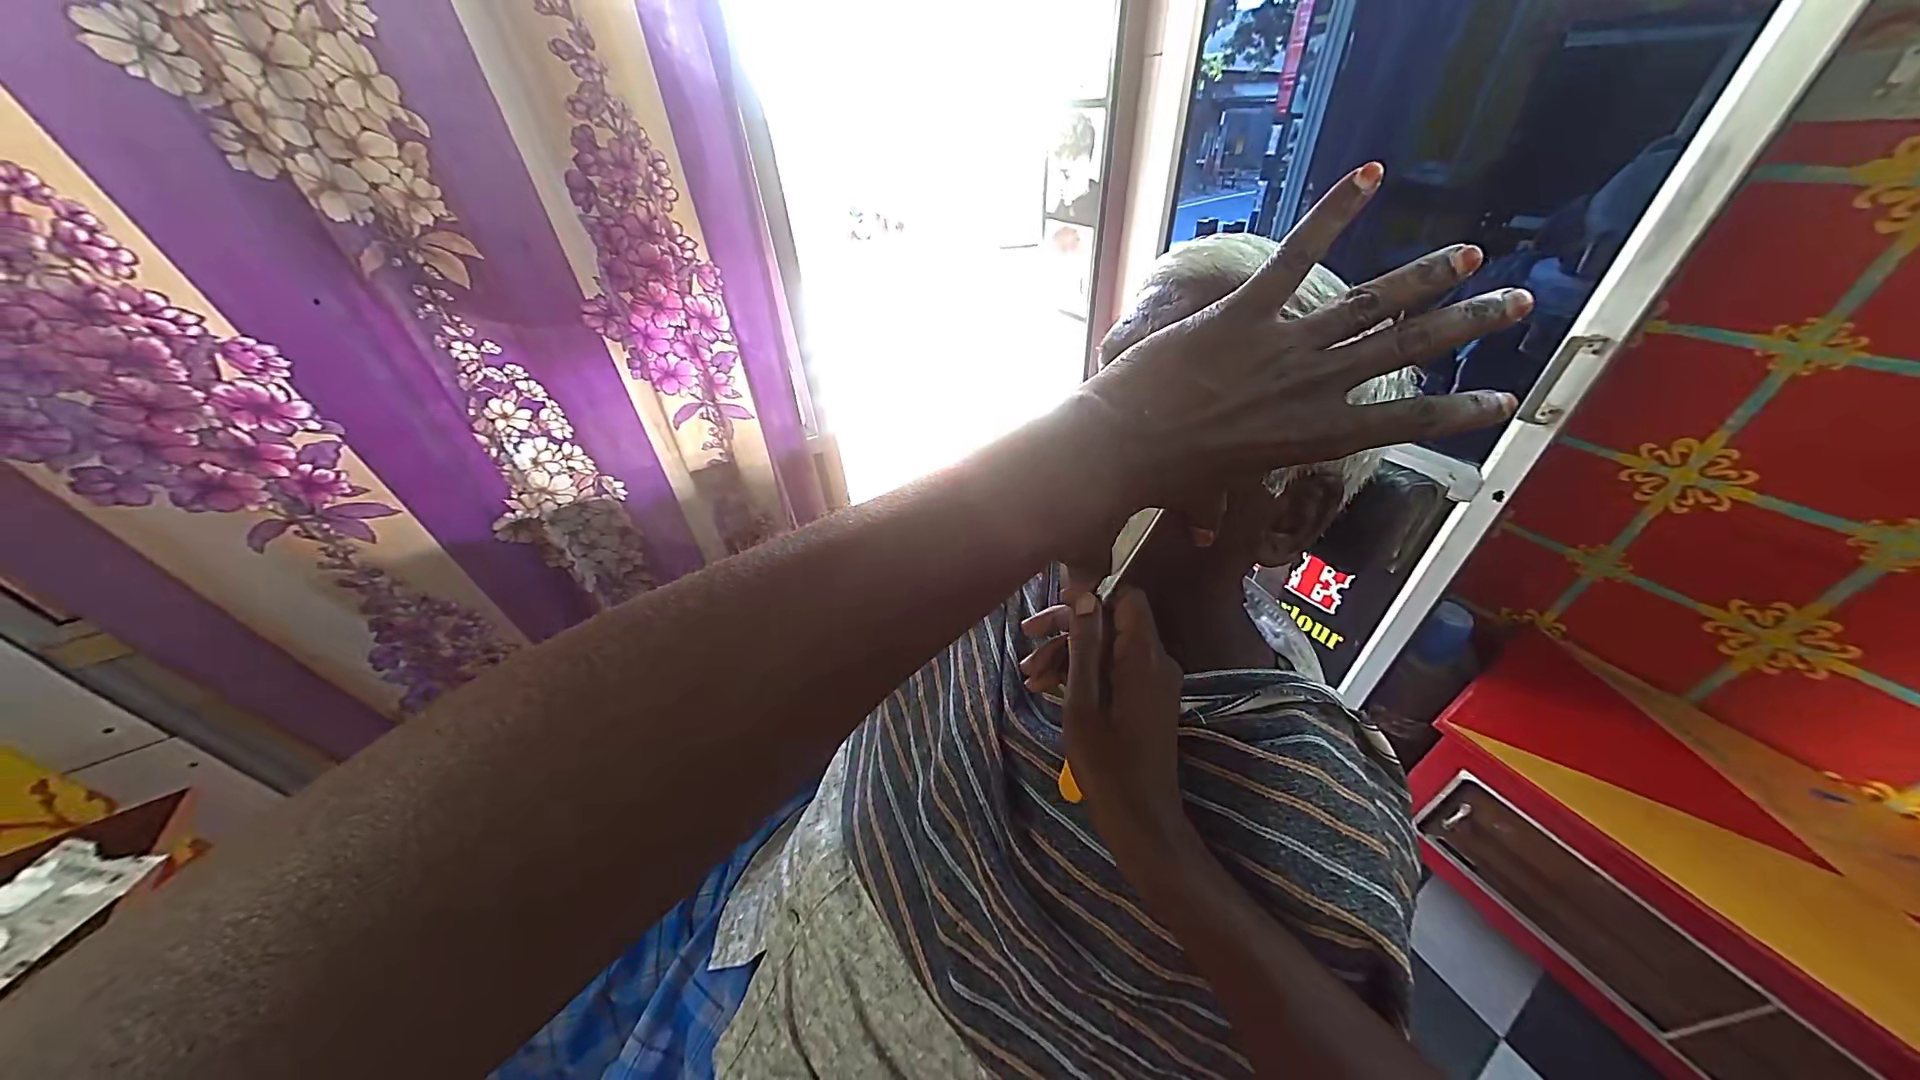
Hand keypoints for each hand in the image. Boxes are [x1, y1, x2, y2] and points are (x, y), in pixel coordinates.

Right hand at [1022, 586, 1191, 857]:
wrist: (1141, 818)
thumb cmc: (1106, 764)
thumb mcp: (1083, 702)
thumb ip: (1084, 647)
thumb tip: (1085, 597)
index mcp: (1143, 658)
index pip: (1126, 597)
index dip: (1088, 596)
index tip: (1051, 611)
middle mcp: (1157, 661)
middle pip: (1112, 621)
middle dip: (1068, 628)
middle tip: (1026, 640)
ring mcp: (1155, 681)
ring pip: (1109, 646)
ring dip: (1069, 654)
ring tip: (1030, 678)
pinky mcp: (1148, 697)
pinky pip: (1116, 668)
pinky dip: (1084, 672)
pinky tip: (1049, 688)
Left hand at [1054, 162, 1530, 572]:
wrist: (1119, 449)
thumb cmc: (1163, 479)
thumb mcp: (1211, 496)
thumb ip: (1228, 502)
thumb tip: (1220, 540)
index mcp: (1308, 438)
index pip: (1399, 422)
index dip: (1454, 411)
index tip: (1502, 399)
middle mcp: (1309, 390)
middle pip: (1402, 352)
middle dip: (1464, 327)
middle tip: (1518, 302)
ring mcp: (1278, 348)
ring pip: (1367, 304)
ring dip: (1423, 276)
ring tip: (1470, 253)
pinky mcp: (1242, 314)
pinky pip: (1295, 256)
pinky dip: (1332, 214)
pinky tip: (1370, 175)